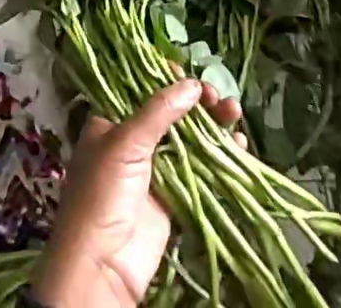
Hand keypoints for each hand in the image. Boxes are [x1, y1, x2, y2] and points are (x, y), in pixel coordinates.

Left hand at [32, 79, 243, 306]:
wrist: (102, 267)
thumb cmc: (103, 193)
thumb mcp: (126, 143)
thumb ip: (159, 111)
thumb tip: (192, 84)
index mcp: (112, 121)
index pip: (142, 89)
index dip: (168, 79)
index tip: (192, 74)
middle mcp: (133, 140)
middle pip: (171, 112)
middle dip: (197, 103)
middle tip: (218, 97)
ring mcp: (155, 169)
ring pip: (189, 138)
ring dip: (213, 125)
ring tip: (234, 113)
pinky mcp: (174, 196)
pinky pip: (200, 169)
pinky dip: (219, 156)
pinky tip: (239, 144)